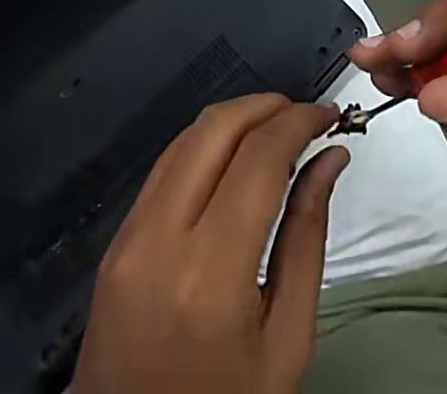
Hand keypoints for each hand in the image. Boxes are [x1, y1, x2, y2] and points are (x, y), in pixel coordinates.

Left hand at [72, 94, 349, 393]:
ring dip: (234, 120)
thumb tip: (329, 160)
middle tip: (305, 114)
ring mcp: (130, 234)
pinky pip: (164, 168)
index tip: (329, 115)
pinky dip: (204, 145)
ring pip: (184, 139)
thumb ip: (307, 237)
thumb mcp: (287, 339)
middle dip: (264, 106)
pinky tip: (234, 156)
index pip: (258, 159)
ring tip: (277, 129)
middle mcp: (161, 238)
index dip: (297, 122)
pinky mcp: (117, 238)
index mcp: (211, 273)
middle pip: (214, 130)